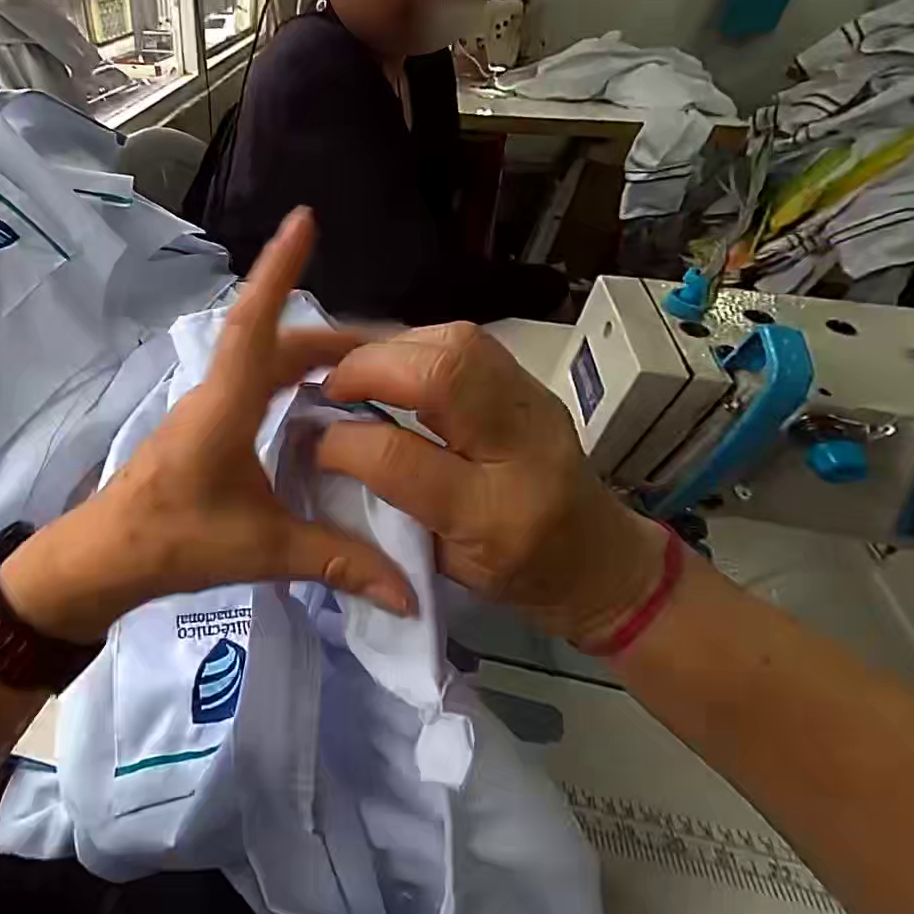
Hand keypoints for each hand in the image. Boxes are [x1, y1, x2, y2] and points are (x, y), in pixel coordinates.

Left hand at [0, 209, 414, 643]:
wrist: (102, 559)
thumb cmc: (171, 541)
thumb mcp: (260, 549)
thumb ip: (335, 563)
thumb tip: (408, 594)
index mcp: (224, 406)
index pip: (254, 323)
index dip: (278, 269)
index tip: (302, 220)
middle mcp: (212, 397)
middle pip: (269, 345)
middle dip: (326, 339)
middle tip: (385, 351)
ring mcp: (201, 414)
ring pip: (257, 368)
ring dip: (303, 363)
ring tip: (358, 378)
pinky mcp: (197, 435)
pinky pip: (247, 391)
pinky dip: (282, 387)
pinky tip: (308, 412)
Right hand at [315, 323, 669, 643]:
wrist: (598, 558)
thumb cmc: (508, 572)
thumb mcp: (434, 560)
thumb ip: (382, 502)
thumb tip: (321, 445)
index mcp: (491, 514)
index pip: (398, 457)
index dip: (341, 442)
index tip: (314, 444)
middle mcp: (522, 448)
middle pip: (443, 375)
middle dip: (367, 369)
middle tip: (329, 390)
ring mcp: (535, 404)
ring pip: (456, 343)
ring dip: (390, 349)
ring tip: (356, 375)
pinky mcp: (532, 382)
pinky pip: (465, 341)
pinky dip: (414, 345)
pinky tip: (391, 367)